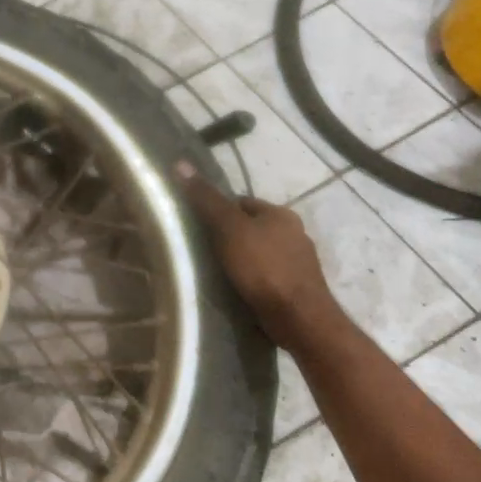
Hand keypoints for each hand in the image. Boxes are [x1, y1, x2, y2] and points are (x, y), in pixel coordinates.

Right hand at [174, 162, 341, 346]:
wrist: (300, 318)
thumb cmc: (263, 267)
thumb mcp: (228, 228)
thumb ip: (206, 199)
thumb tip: (180, 163)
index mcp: (282, 214)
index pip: (241, 203)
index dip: (219, 212)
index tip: (201, 229)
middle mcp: (296, 233)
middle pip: (251, 227)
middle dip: (231, 236)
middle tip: (206, 250)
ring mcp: (300, 262)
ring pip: (260, 251)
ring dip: (242, 258)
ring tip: (219, 271)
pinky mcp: (298, 287)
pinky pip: (268, 273)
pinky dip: (253, 278)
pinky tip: (239, 287)